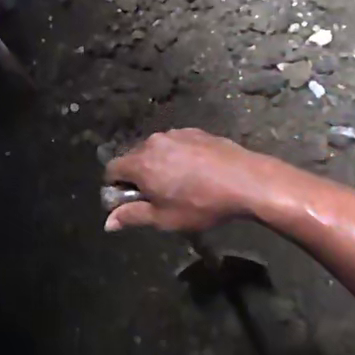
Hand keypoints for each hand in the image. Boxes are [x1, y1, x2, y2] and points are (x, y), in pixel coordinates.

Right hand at [103, 129, 291, 231]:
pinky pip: (175, 144)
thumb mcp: (164, 219)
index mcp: (140, 162)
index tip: (129, 201)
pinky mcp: (195, 131)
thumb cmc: (201, 204)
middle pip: (132, 157)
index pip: (112, 169)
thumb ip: (133, 217)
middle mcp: (153, 142)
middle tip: (156, 197)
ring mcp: (175, 133)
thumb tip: (108, 222)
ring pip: (155, 150)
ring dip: (158, 165)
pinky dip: (177, 157)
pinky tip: (196, 173)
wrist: (246, 181)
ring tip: (179, 185)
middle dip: (137, 176)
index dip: (115, 187)